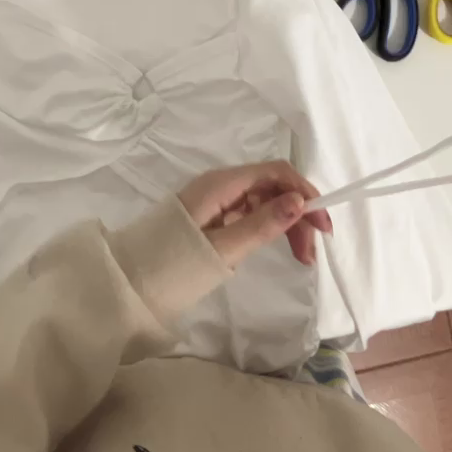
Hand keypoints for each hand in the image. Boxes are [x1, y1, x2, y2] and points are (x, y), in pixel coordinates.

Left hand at [178, 161, 332, 269]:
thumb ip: (262, 224)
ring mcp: (216, 200)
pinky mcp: (212, 215)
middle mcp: (220, 184)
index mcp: (222, 184)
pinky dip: (267, 228)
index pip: (275, 172)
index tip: (322, 225)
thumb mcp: (224, 248)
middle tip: (312, 252)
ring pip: (263, 201)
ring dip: (285, 224)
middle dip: (297, 213)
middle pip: (271, 187)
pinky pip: (249, 213)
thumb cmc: (175, 264)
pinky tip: (274, 248)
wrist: (129, 280)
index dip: (304, 192)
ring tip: (301, 257)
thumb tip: (300, 201)